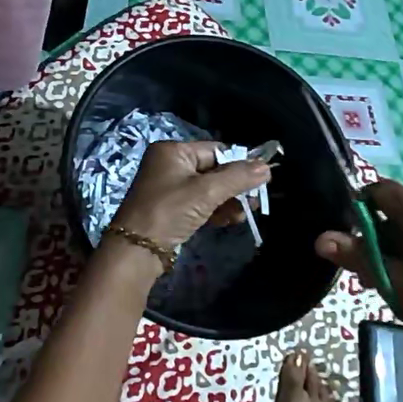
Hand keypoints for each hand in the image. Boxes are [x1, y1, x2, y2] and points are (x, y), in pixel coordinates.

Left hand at [109, 141, 270, 269]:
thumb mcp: (206, 192)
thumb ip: (238, 178)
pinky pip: (200, 203)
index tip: (260, 179)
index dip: (239, 164)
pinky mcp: (172, 208)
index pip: (216, 151)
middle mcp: (170, 164)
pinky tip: (231, 220)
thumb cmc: (169, 211)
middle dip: (235, 186)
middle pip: (214, 170)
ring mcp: (170, 187)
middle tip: (255, 200)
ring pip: (209, 189)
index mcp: (173, 151)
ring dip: (228, 200)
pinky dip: (216, 210)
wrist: (136, 250)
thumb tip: (267, 167)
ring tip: (245, 213)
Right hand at [315, 179, 402, 357]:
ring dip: (398, 252)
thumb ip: (360, 258)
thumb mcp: (398, 284)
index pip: (385, 191)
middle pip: (401, 214)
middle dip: (379, 239)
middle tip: (370, 274)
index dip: (361, 205)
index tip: (350, 234)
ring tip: (396, 288)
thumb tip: (322, 239)